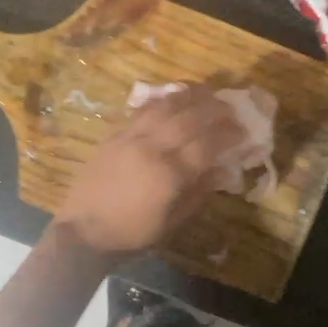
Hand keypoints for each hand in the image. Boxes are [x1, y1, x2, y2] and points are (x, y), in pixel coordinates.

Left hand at [52, 87, 244, 256]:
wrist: (83, 232)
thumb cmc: (131, 234)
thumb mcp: (171, 222)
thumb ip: (198, 193)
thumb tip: (221, 170)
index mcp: (168, 174)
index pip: (207, 145)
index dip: (229, 135)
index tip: (244, 130)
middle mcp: (151, 148)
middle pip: (189, 117)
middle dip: (215, 109)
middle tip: (231, 108)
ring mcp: (130, 138)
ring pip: (164, 106)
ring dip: (189, 95)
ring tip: (207, 92)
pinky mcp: (114, 135)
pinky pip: (142, 110)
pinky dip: (162, 101)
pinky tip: (173, 99)